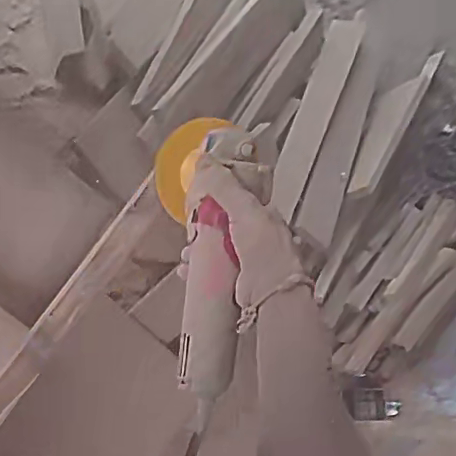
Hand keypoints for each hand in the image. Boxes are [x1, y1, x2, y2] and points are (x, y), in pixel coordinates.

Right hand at [186, 157, 304, 309]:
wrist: (269, 295)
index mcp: (265, 216)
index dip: (218, 197)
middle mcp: (258, 237)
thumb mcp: (244, 211)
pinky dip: (197, 270)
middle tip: (190, 231)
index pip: (239, 200)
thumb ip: (224, 188)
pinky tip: (187, 271)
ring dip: (197, 251)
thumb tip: (204, 160)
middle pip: (223, 225)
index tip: (199, 199)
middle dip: (202, 227)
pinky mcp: (236, 282)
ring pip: (215, 249)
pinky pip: (211, 271)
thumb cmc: (262, 250)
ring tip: (187, 255)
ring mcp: (247, 261)